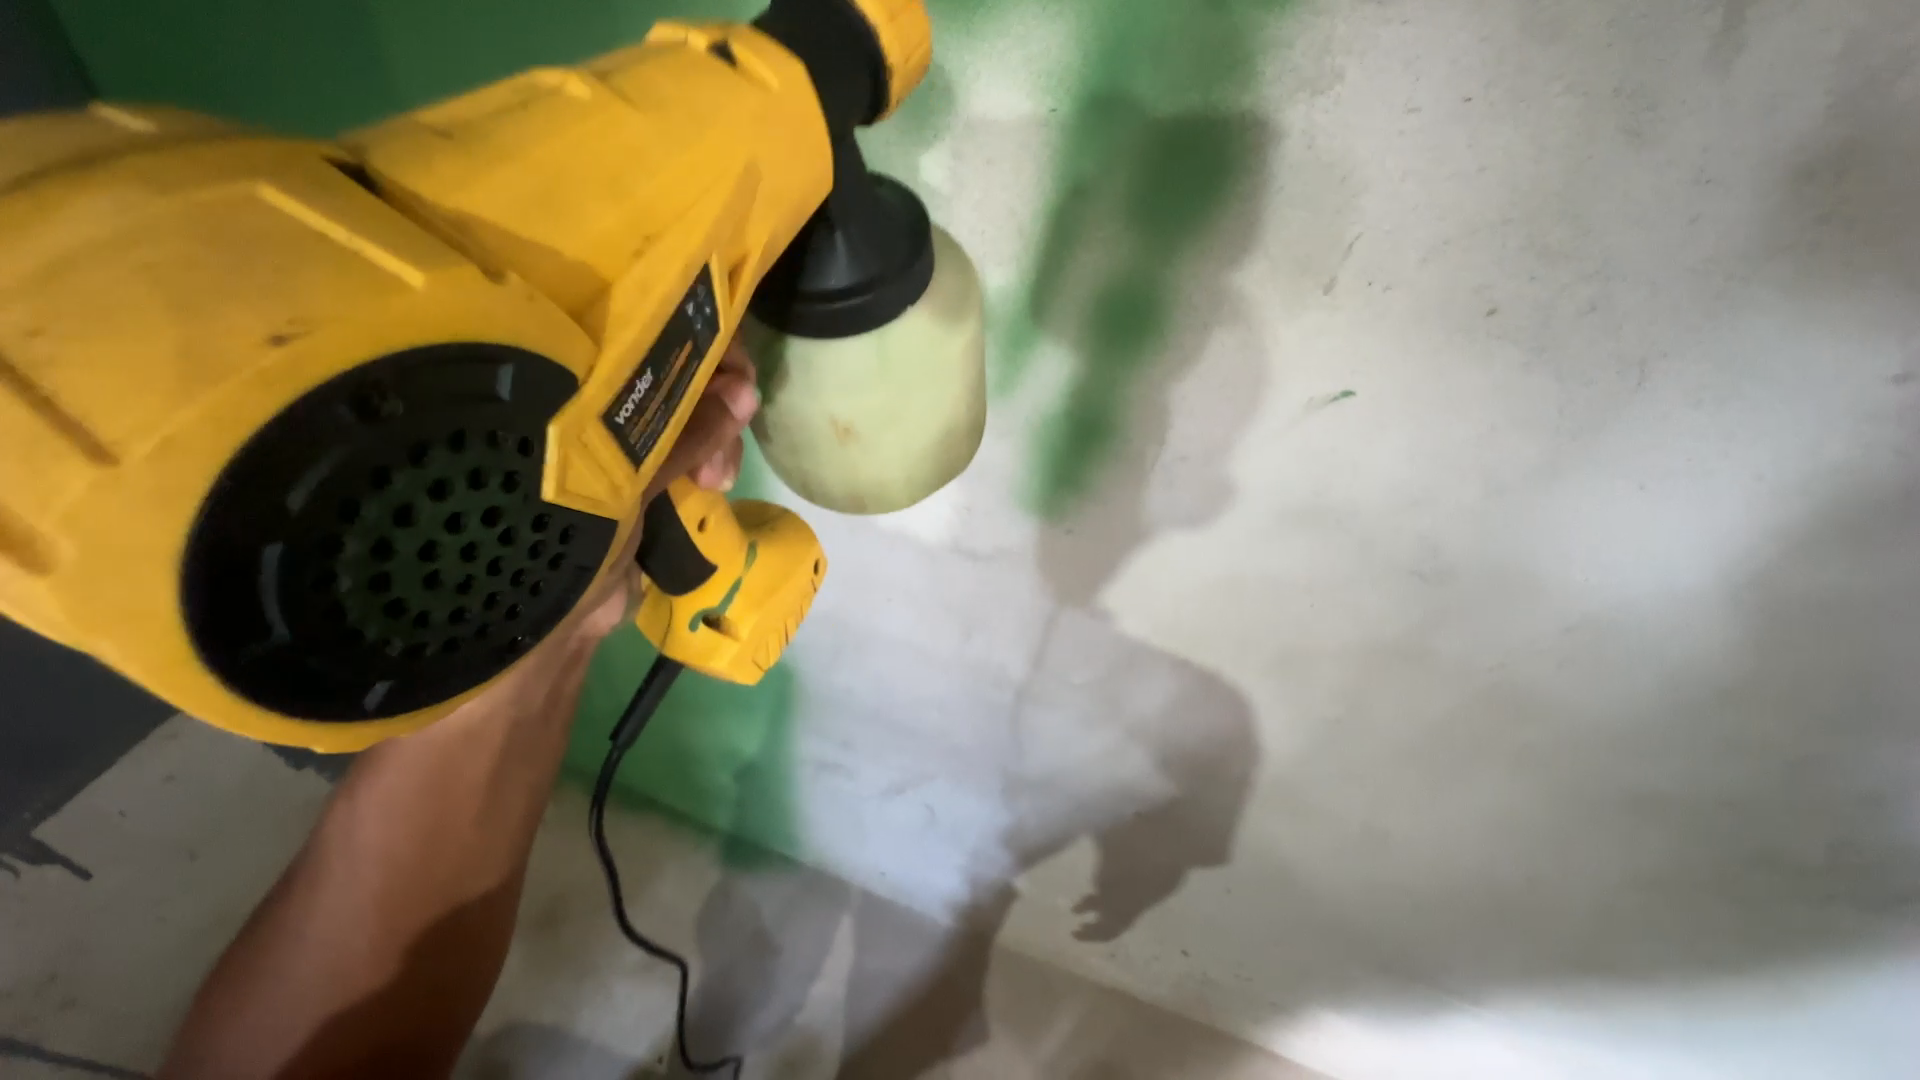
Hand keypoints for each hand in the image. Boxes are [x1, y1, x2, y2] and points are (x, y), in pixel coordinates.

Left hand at [565, 341, 759, 644]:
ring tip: (716, 480)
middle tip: (718, 446)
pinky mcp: (642, 472)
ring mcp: (621, 436)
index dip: (694, 340)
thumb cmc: (563, 528)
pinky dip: (709, 460)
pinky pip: (691, 449)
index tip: (731, 376)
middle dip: (714, 402)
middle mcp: (596, 396)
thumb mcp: (624, 474)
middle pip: (677, 368)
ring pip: (691, 410)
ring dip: (718, 438)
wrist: (548, 616)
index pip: (641, 330)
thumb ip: (685, 432)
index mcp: (573, 381)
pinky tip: (713, 485)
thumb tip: (745, 391)